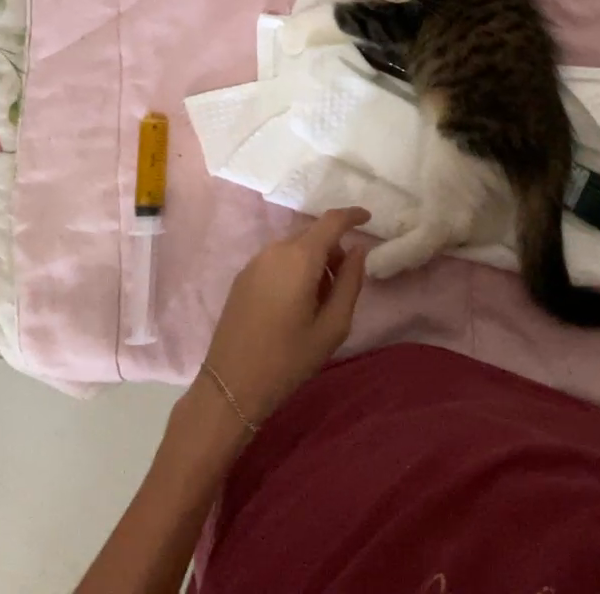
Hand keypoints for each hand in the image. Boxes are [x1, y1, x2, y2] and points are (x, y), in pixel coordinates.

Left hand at [202, 208, 370, 424]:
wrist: (230, 385)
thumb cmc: (289, 359)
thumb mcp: (332, 326)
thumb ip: (351, 282)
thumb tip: (358, 250)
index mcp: (299, 258)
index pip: (331, 221)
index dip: (353, 215)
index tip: (369, 219)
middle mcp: (275, 250)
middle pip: (313, 234)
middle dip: (334, 248)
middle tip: (344, 283)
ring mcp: (254, 262)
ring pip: (294, 247)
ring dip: (314, 260)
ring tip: (319, 300)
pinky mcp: (242, 277)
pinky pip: (277, 259)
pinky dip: (294, 268)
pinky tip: (295, 303)